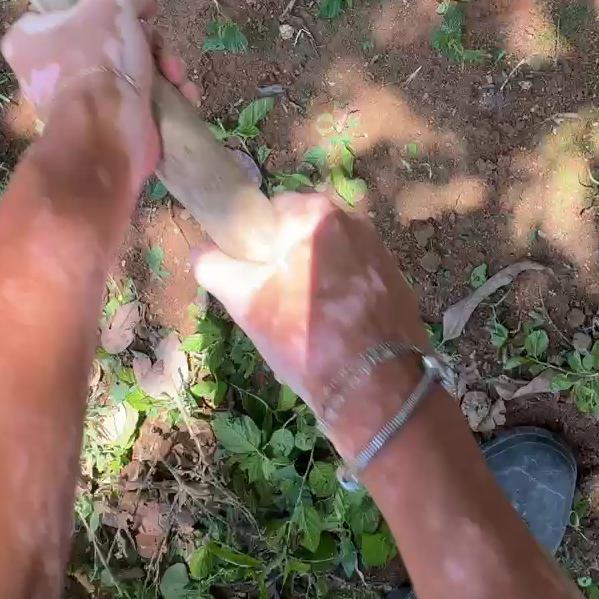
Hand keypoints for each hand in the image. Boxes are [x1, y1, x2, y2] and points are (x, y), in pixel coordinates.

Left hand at [0, 0, 194, 181]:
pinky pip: (143, 98)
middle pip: (115, 40)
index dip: (110, 11)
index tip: (136, 17)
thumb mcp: (111, 1)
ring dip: (165, 70)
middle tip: (162, 53)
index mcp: (31, 38)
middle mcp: (51, 69)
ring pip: (135, 68)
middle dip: (151, 45)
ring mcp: (81, 100)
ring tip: (177, 79)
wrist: (105, 131)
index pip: (73, 11)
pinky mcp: (110, 123)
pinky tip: (184, 96)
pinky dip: (167, 96)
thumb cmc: (97, 60)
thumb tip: (145, 5)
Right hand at [193, 193, 428, 442]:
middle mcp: (353, 218)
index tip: (256, 279)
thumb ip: (215, 267)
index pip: (271, 213)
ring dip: (315, 278)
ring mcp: (379, 248)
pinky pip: (357, 276)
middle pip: (303, 235)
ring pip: (330, 255)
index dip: (257, 247)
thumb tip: (202, 251)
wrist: (375, 385)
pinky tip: (339, 328)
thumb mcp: (245, 302)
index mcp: (315, 212)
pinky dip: (344, 295)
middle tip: (279, 306)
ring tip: (309, 322)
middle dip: (288, 263)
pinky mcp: (396, 277)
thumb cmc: (303, 336)